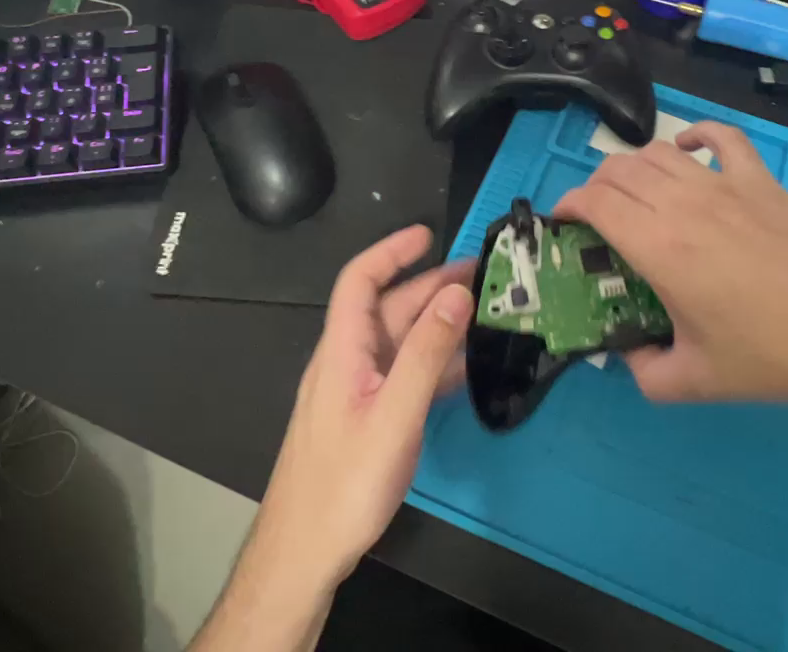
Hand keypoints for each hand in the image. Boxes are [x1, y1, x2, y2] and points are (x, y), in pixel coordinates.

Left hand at [248, 226, 474, 589]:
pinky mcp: (366, 418)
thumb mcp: (393, 415)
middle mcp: (347, 362)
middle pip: (387, 309)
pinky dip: (434, 361)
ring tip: (484, 312)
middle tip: (482, 276)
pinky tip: (466, 366)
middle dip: (430, 285)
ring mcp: (356, 392)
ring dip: (437, 322)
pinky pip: (403, 375)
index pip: (360, 281)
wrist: (303, 553)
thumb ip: (426, 354)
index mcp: (343, 350)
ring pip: (399, 342)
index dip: (391, 251)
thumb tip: (456, 295)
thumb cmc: (344, 484)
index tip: (429, 234)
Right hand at [554, 123, 787, 419]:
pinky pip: (721, 138)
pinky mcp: (763, 181)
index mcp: (660, 247)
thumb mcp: (696, 383)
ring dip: (632, 167)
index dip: (567, 206)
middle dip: (594, 188)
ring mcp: (728, 185)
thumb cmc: (777, 356)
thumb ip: (643, 373)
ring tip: (632, 194)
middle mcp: (685, 203)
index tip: (563, 225)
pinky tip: (688, 152)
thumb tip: (626, 355)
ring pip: (659, 153)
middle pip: (619, 170)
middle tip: (595, 220)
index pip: (594, 201)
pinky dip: (695, 137)